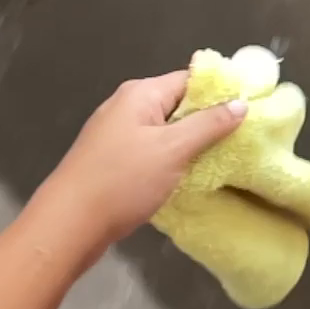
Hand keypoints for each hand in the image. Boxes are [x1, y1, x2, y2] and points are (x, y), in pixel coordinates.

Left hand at [36, 71, 246, 241]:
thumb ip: (209, 124)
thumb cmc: (122, 181)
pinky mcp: (106, 159)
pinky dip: (165, 159)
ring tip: (212, 161)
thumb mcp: (173, 150)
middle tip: (234, 141)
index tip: (244, 112)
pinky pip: (147, 148)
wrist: (64, 228)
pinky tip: (178, 178)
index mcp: (140, 93)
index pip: (190, 80)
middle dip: (203, 121)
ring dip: (185, 144)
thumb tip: (240, 103)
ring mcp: (112, 132)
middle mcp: (125, 105)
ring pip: (162, 129)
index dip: (218, 93)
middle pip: (177, 104)